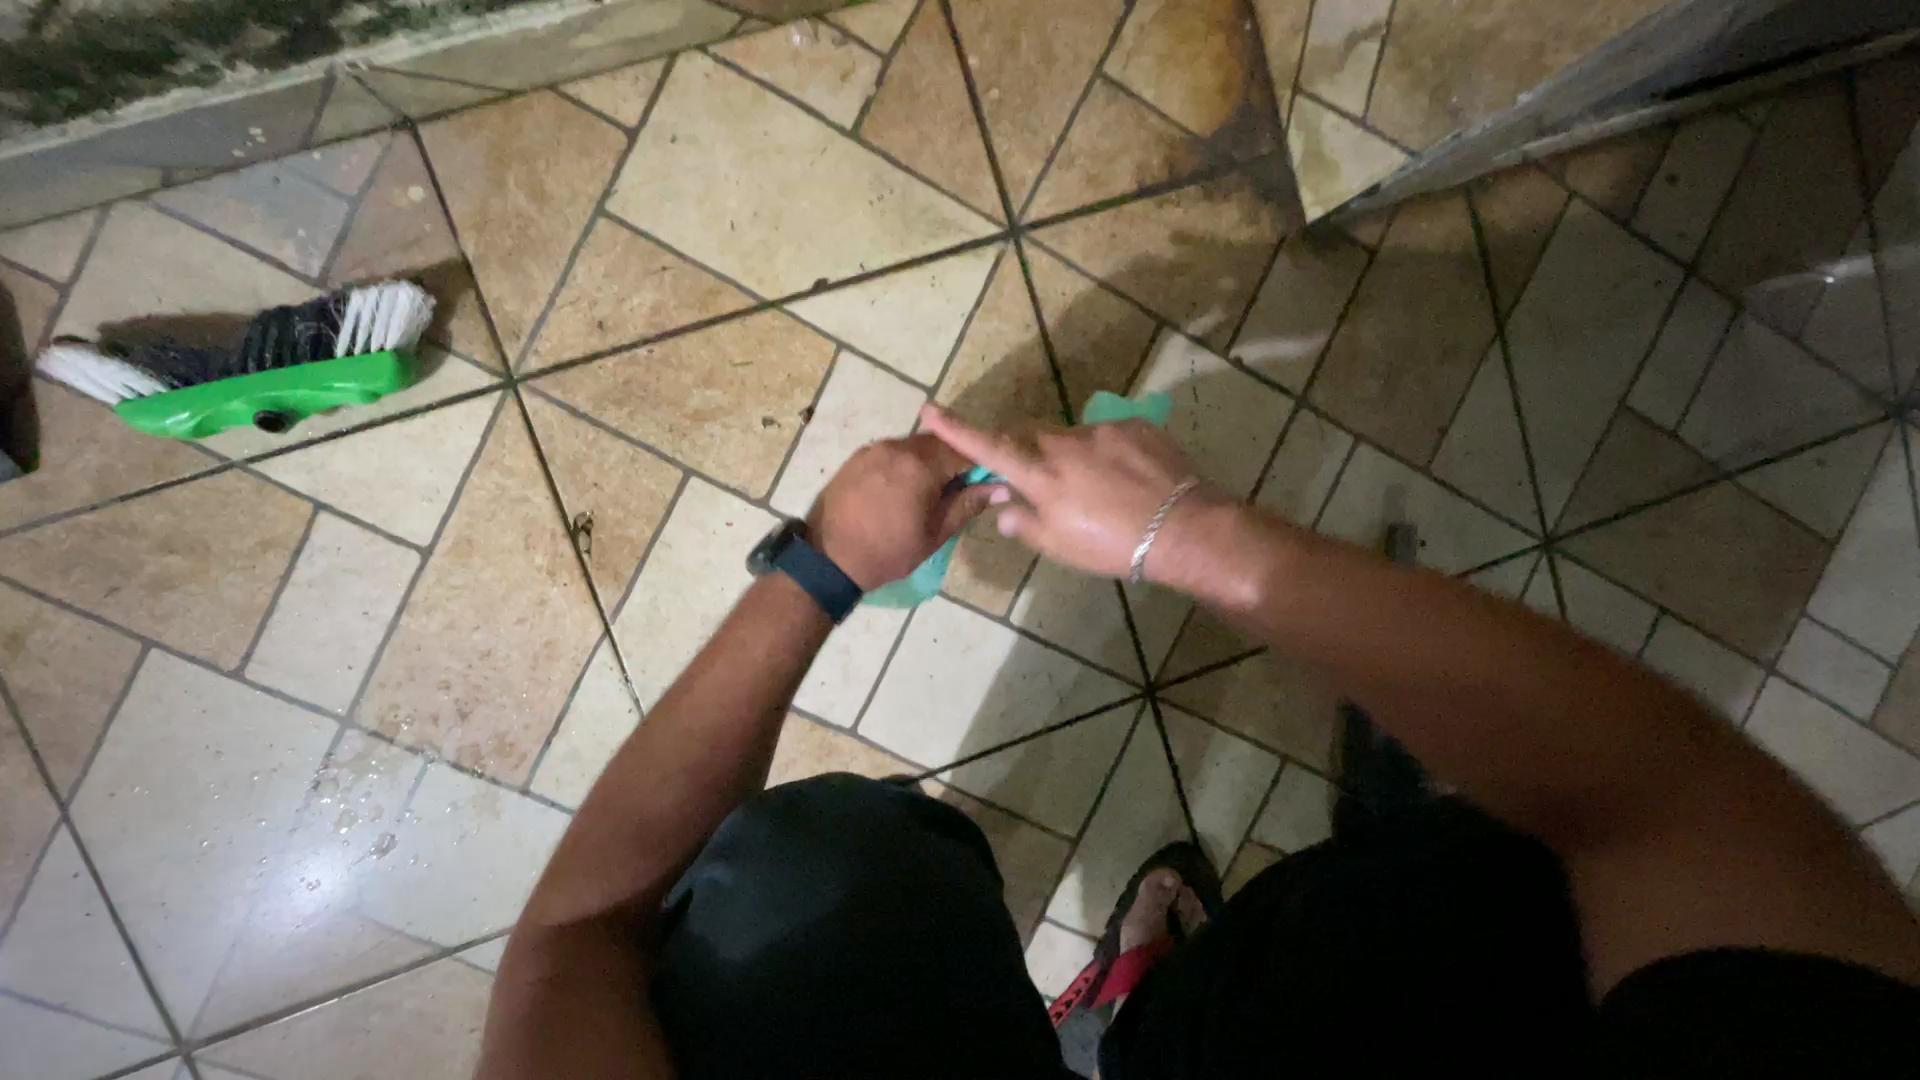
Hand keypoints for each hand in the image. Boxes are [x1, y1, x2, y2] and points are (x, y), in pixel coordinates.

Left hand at [806, 433, 998, 588]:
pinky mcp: (857, 457)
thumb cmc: (888, 552)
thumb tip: (1000, 488)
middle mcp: (897, 447)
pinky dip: (905, 465)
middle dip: (953, 461)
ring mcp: (873, 449)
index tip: (987, 481)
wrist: (828, 559)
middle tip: (958, 489)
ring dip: (929, 463)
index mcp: (920, 464)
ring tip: (930, 492)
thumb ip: (967, 505)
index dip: (980, 464)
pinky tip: (904, 490)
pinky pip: (892, 453)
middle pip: (939, 443)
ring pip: (914, 446)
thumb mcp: (935, 534)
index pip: (965, 450)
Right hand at [918, 403, 1223, 580]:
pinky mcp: (1134, 426)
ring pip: (1070, 437)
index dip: (956, 429)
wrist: (1184, 529)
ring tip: (1096, 489)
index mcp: (1041, 474)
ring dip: (1069, 456)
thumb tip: (1005, 510)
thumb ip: (1025, 523)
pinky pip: (1106, 435)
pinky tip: (1125, 479)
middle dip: (1023, 449)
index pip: (988, 447)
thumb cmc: (1113, 546)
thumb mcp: (1060, 546)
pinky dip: (1104, 453)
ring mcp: (1102, 430)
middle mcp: (1065, 443)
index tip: (929, 410)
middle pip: (1029, 435)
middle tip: (1036, 478)